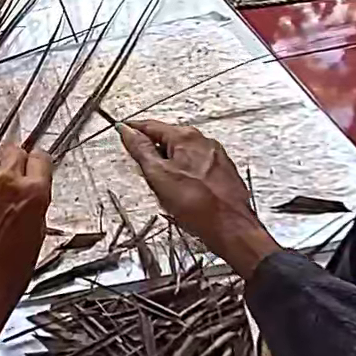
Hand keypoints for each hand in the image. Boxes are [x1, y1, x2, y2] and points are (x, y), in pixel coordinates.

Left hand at [0, 144, 51, 355]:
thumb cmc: (8, 270)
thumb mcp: (38, 234)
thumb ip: (36, 203)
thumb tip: (35, 189)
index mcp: (33, 193)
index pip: (41, 158)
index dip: (40, 165)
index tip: (39, 169)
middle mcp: (6, 181)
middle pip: (15, 149)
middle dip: (20, 161)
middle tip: (20, 177)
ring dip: (0, 171)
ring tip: (1, 195)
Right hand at [115, 120, 280, 276]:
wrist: (232, 230)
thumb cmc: (199, 206)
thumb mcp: (158, 175)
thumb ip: (140, 149)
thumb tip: (127, 131)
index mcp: (186, 137)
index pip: (151, 125)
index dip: (133, 129)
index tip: (122, 131)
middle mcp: (204, 142)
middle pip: (168, 138)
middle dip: (152, 150)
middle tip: (140, 166)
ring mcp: (216, 157)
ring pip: (182, 153)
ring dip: (168, 162)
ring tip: (162, 184)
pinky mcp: (223, 172)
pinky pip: (196, 165)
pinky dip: (184, 172)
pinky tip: (182, 191)